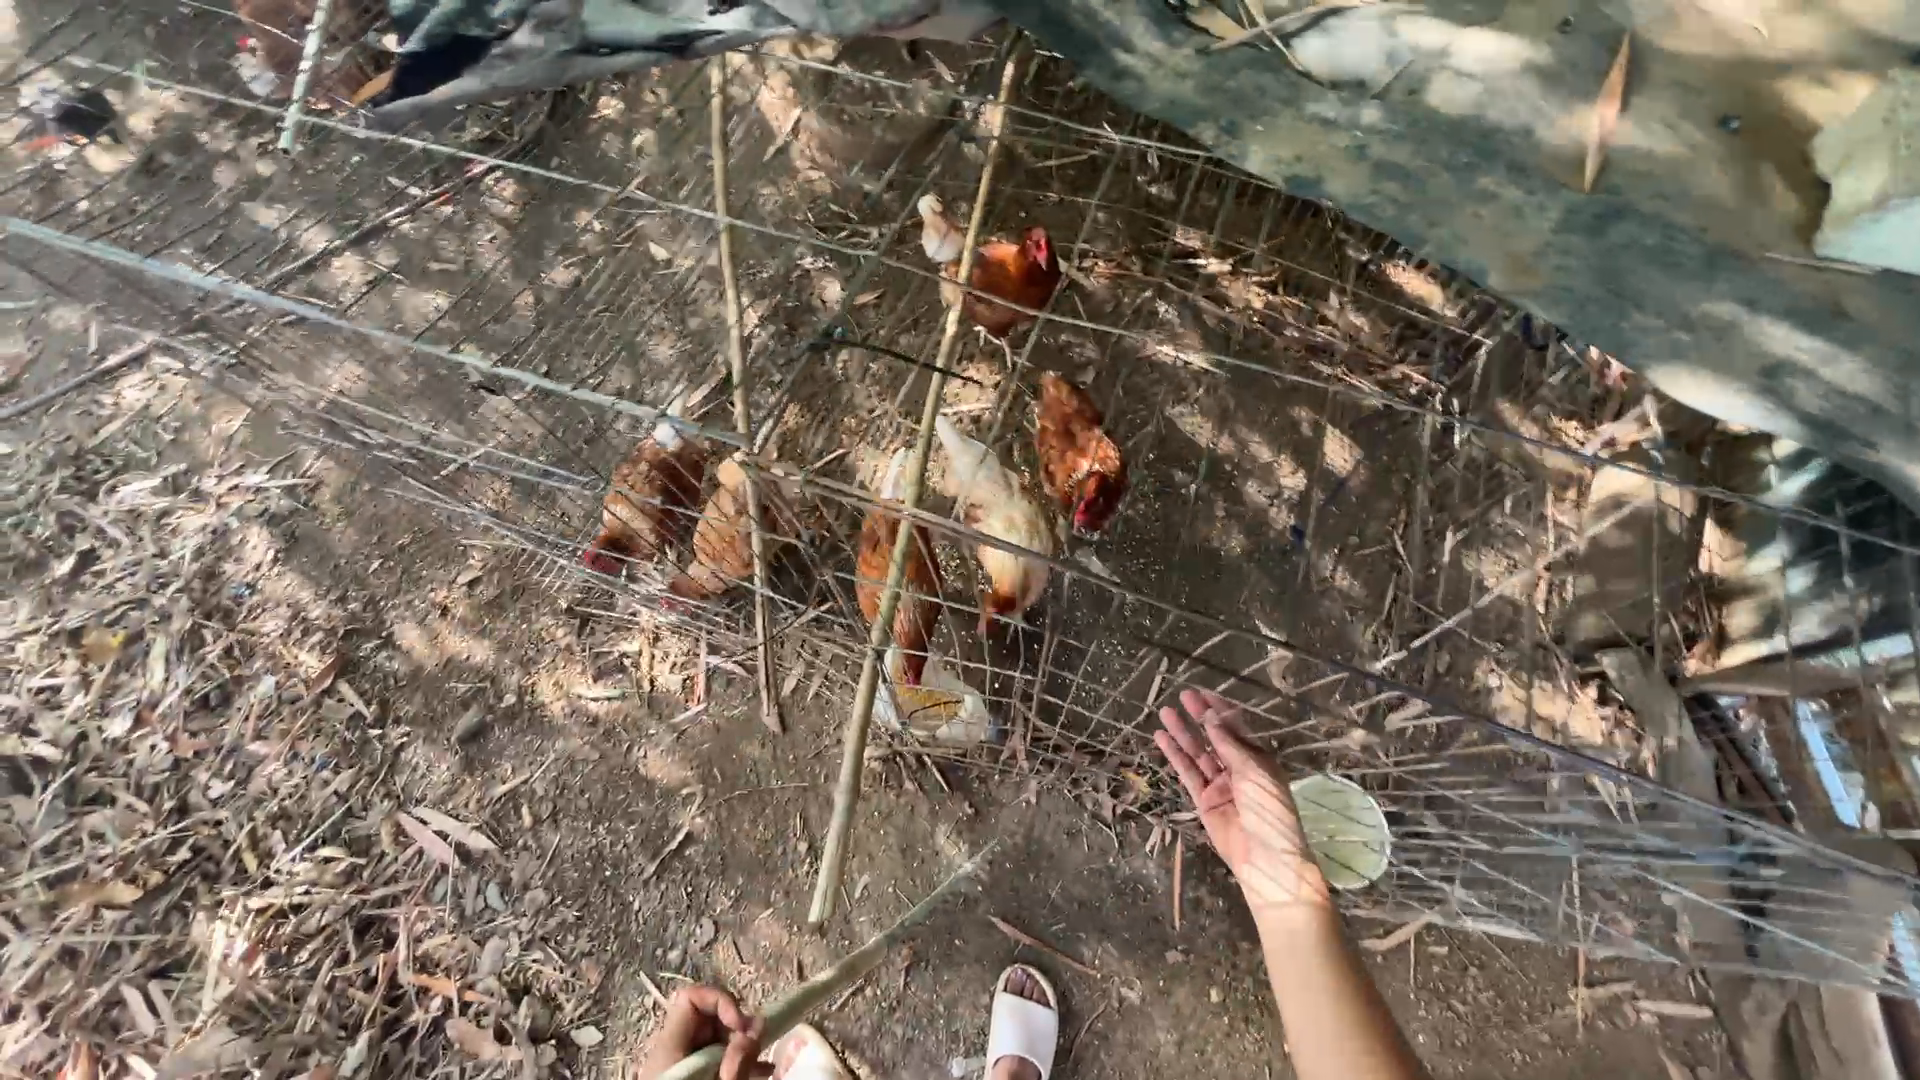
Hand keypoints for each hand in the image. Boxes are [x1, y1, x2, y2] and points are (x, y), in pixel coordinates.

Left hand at [635, 985, 768, 1079]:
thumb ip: (738, 1058)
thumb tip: (755, 1027)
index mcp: (669, 1048)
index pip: (691, 998)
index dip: (720, 1000)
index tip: (741, 1025)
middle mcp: (671, 1052)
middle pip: (707, 1017)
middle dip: (737, 1027)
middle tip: (754, 1051)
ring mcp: (681, 1069)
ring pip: (715, 1040)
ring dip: (741, 1048)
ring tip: (762, 1068)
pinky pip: (714, 1061)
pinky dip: (736, 1064)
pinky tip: (759, 1075)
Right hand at [1155, 689, 1331, 921]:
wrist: (1267, 860)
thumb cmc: (1270, 812)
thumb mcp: (1255, 772)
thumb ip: (1229, 744)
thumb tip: (1211, 717)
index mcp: (1259, 760)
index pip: (1237, 727)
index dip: (1220, 709)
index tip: (1202, 693)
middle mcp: (1239, 769)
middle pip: (1215, 736)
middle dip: (1199, 716)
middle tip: (1182, 696)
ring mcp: (1221, 785)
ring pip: (1198, 752)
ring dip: (1183, 732)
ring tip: (1165, 712)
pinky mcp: (1205, 801)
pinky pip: (1187, 773)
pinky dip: (1175, 755)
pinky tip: (1162, 738)